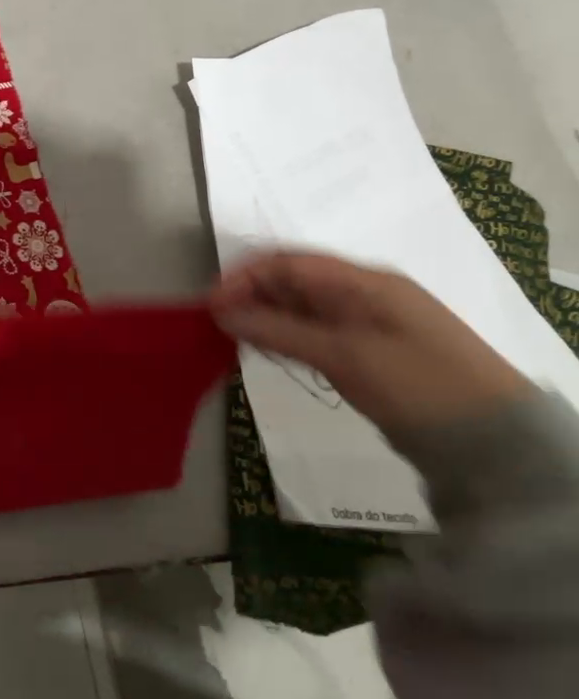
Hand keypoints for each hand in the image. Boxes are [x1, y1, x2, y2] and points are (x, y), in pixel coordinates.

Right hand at [211, 251, 530, 437]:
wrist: (487, 436)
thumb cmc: (414, 382)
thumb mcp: (342, 353)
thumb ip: (276, 330)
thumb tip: (218, 311)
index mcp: (363, 282)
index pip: (287, 263)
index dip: (242, 277)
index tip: (210, 305)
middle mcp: (362, 293)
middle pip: (290, 280)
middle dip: (248, 296)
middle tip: (215, 325)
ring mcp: (364, 320)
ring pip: (297, 305)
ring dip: (262, 316)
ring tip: (234, 340)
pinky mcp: (362, 346)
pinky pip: (309, 327)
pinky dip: (281, 334)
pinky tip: (264, 349)